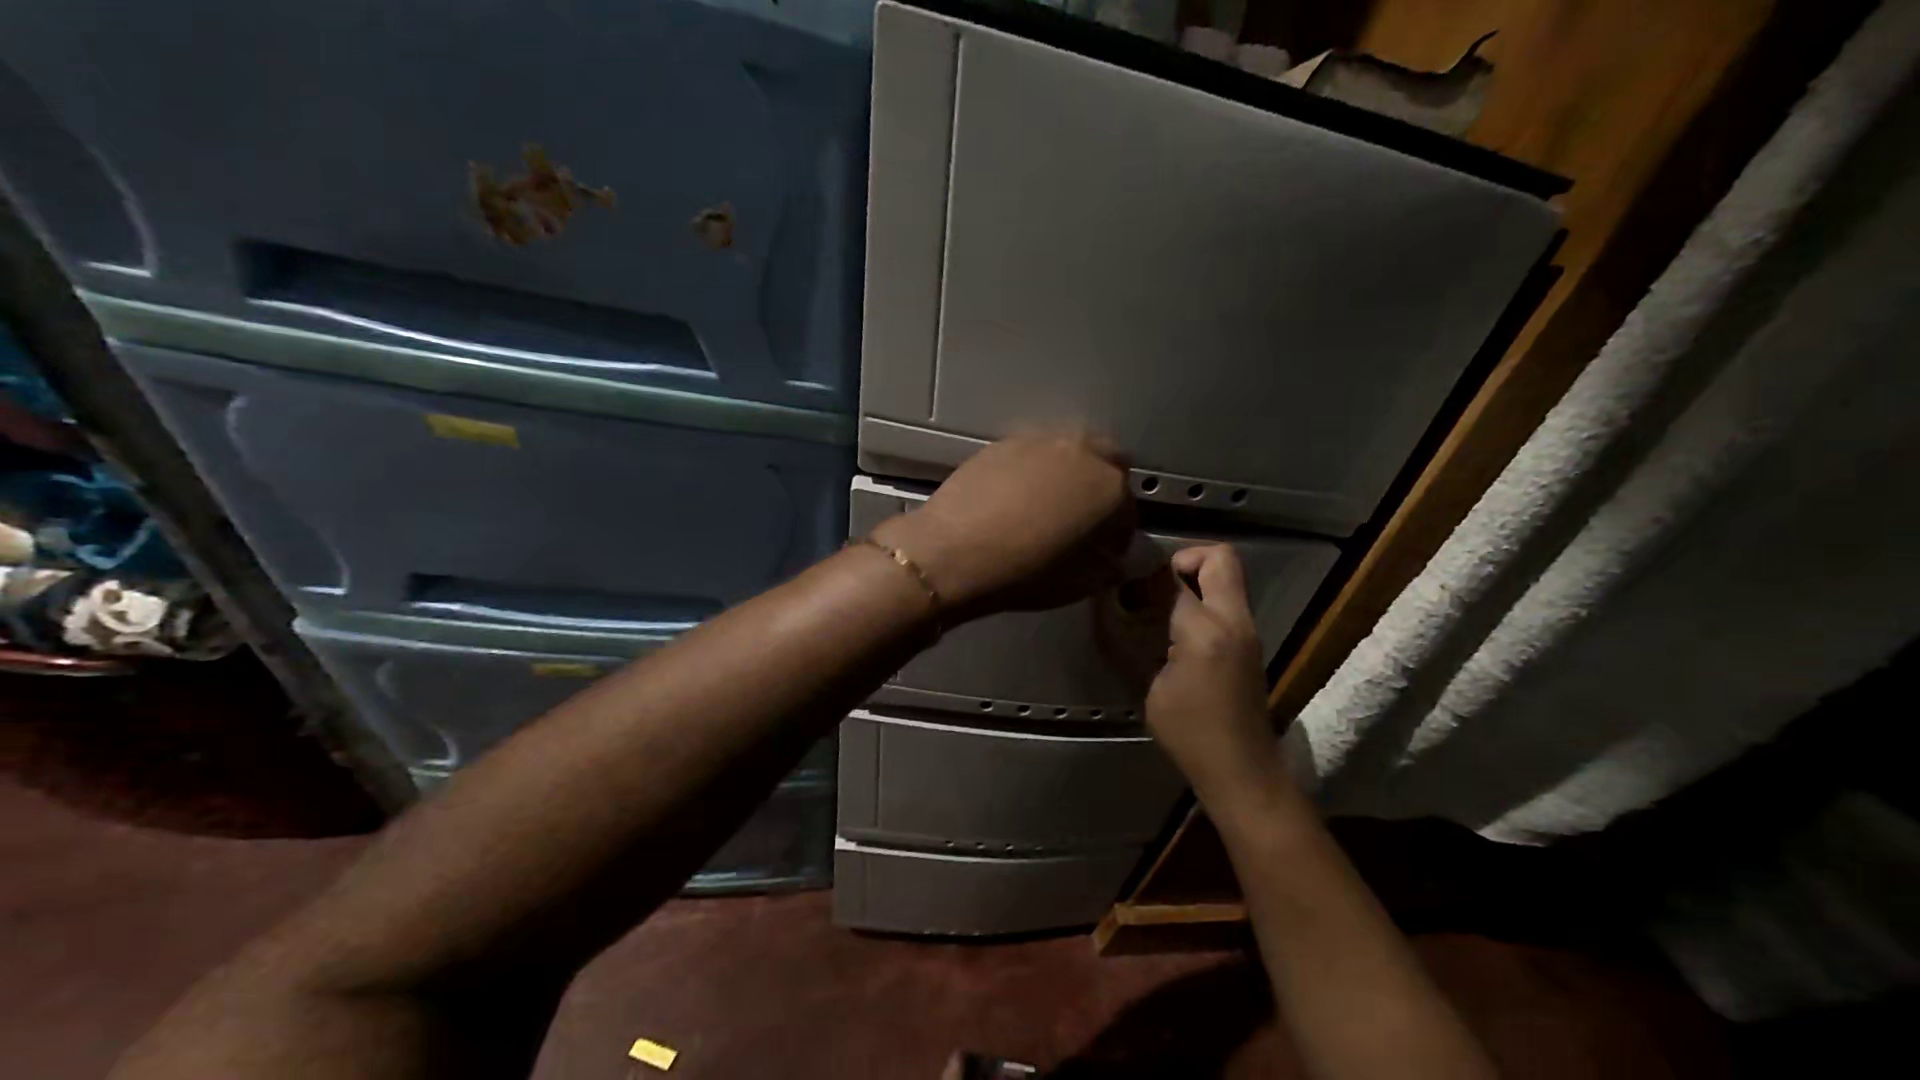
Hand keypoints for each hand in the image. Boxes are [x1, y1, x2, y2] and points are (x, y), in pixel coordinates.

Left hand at [870, 433, 1133, 620]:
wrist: (955, 551)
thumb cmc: (1025, 573)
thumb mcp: (1080, 584)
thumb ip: (1108, 567)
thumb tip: (1112, 559)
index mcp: (1111, 490)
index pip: (1129, 511)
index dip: (1118, 535)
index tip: (1104, 552)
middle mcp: (1083, 454)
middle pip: (1108, 463)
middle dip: (1103, 488)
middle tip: (1083, 519)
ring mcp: (1042, 442)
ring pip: (1071, 451)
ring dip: (1072, 473)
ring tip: (1051, 503)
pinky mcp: (1005, 442)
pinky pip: (1035, 453)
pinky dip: (1037, 470)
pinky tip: (1018, 495)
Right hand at [1144, 545, 1286, 800]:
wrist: (1241, 768)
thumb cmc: (1189, 733)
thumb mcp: (1149, 688)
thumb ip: (1128, 643)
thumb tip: (1106, 608)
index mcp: (1205, 631)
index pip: (1174, 577)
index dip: (1145, 574)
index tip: (1124, 585)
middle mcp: (1234, 620)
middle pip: (1220, 557)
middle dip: (1183, 558)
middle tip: (1151, 583)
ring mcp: (1247, 630)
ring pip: (1228, 576)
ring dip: (1194, 578)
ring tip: (1158, 605)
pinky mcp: (1249, 642)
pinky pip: (1228, 600)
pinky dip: (1203, 599)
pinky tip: (1174, 629)